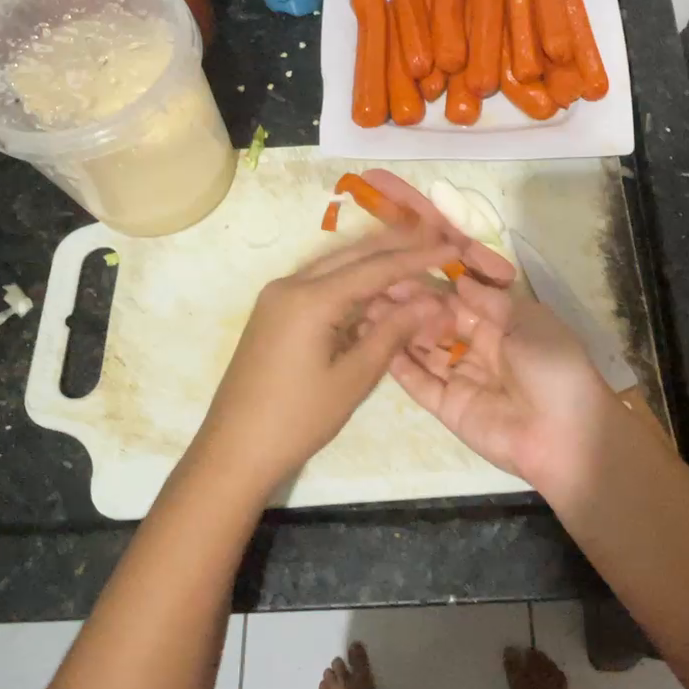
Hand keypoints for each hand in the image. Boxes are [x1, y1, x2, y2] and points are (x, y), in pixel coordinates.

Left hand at [194, 226, 456, 492]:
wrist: (234, 450)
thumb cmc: (298, 419)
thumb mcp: (354, 377)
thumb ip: (393, 331)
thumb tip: (431, 301)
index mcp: (310, 298)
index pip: (376, 266)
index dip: (419, 256)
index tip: (454, 247)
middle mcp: (291, 284)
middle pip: (355, 254)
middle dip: (398, 246)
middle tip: (439, 238)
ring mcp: (278, 297)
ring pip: (338, 266)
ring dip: (377, 265)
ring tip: (418, 264)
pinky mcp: (275, 312)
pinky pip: (322, 285)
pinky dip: (354, 285)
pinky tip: (380, 294)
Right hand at [387, 276, 632, 502]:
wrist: (565, 434)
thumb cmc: (554, 366)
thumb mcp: (529, 321)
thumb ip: (491, 300)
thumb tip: (459, 280)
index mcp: (503, 323)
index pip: (460, 298)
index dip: (433, 284)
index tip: (403, 267)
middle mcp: (479, 347)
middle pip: (438, 322)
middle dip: (410, 305)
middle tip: (376, 287)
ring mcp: (462, 378)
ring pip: (424, 350)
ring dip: (399, 331)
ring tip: (367, 309)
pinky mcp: (449, 407)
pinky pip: (420, 383)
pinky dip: (399, 365)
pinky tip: (376, 343)